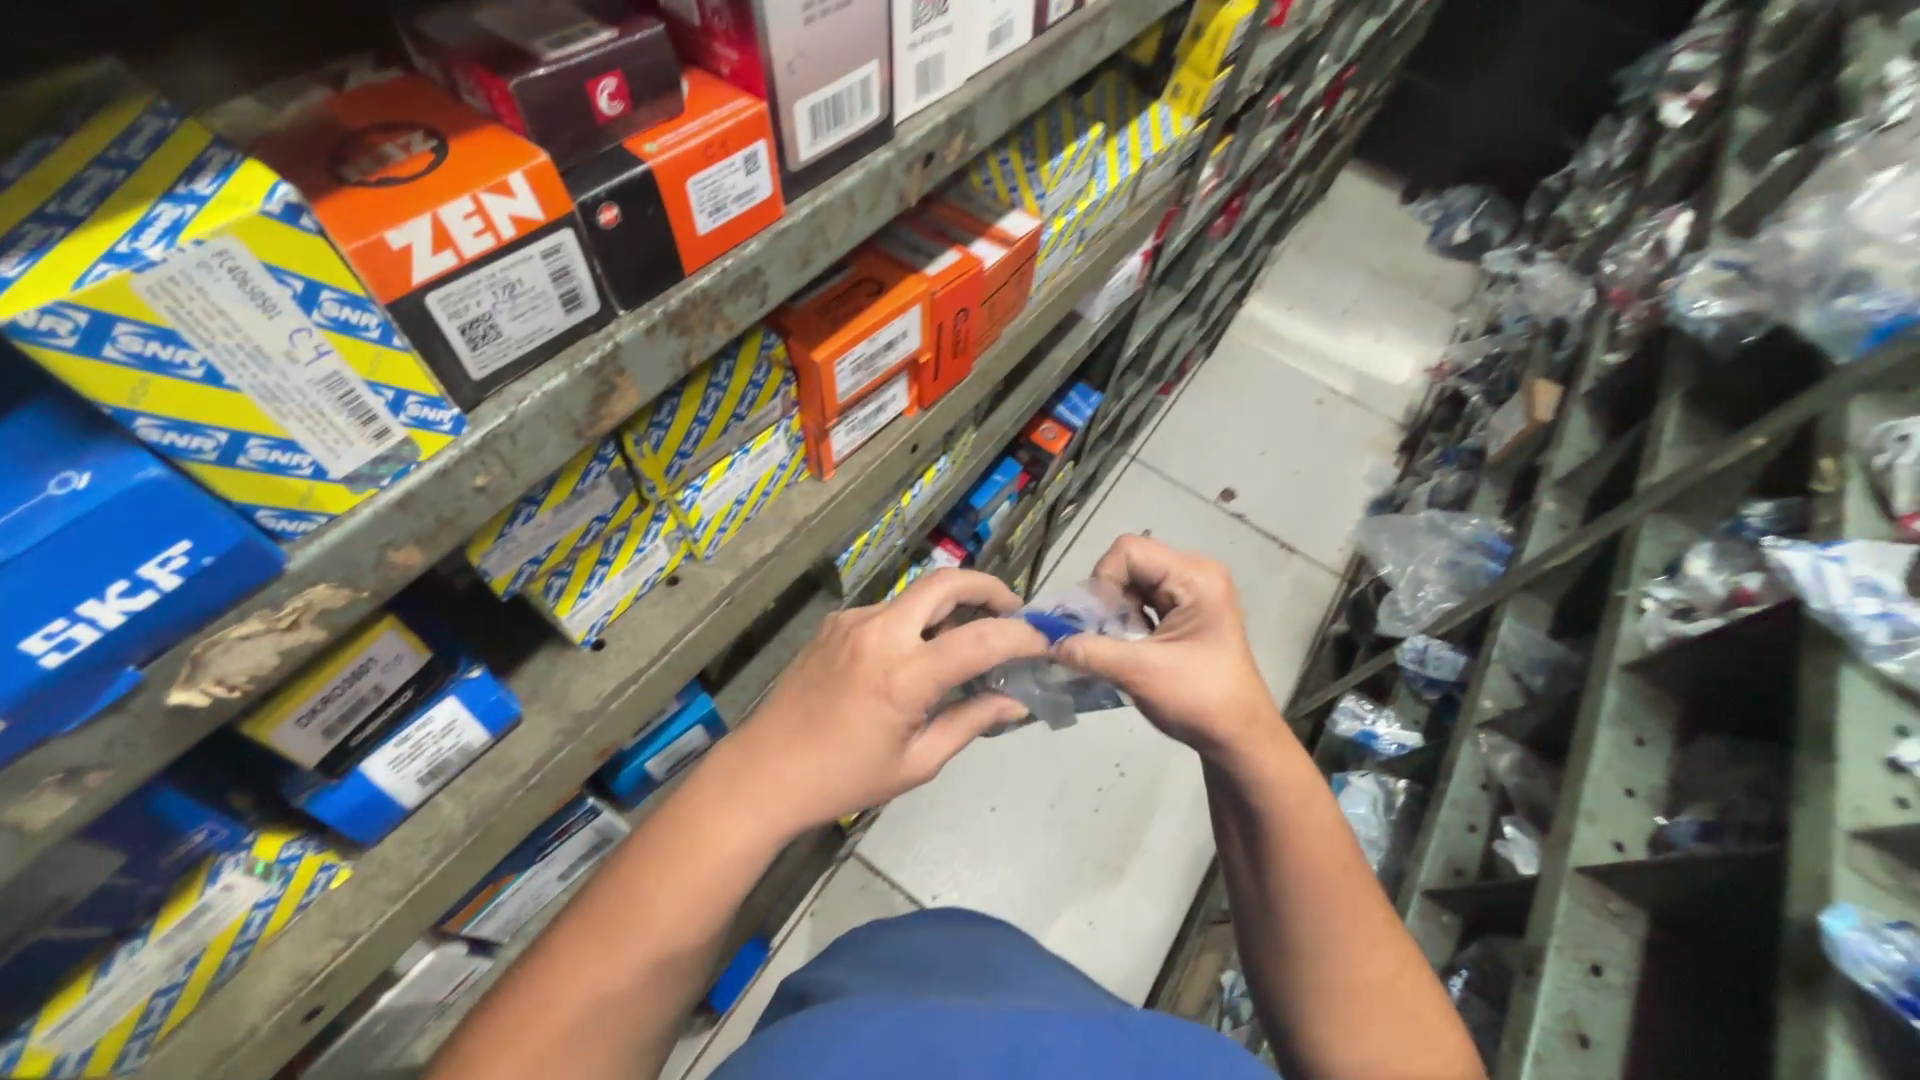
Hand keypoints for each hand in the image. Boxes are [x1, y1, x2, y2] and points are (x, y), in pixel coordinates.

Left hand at [721, 569, 1047, 834]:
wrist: (763, 773)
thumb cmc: (843, 779)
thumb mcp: (916, 763)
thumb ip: (969, 723)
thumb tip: (1015, 703)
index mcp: (903, 675)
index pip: (981, 638)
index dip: (1022, 637)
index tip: (1043, 643)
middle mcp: (879, 633)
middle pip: (946, 581)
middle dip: (988, 587)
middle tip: (1012, 611)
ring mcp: (852, 622)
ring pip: (916, 595)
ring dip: (949, 607)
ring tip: (968, 640)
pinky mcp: (835, 624)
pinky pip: (889, 612)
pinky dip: (915, 623)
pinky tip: (917, 657)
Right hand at [1053, 534, 1280, 757]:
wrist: (1238, 738)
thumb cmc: (1200, 699)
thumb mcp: (1140, 672)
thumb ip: (1090, 652)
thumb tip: (1047, 642)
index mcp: (1195, 577)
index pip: (1129, 551)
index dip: (1103, 581)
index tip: (1099, 622)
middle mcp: (1194, 575)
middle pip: (1129, 564)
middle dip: (1106, 600)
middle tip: (1100, 637)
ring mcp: (1190, 594)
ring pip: (1131, 585)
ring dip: (1114, 614)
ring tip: (1113, 647)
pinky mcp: (1184, 614)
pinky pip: (1141, 603)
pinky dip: (1125, 623)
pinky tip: (1124, 649)